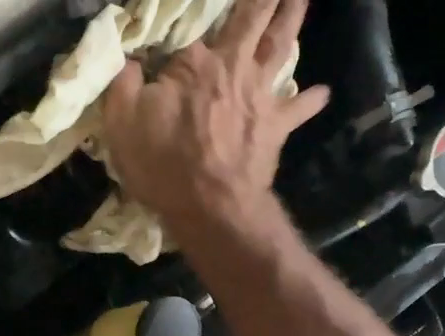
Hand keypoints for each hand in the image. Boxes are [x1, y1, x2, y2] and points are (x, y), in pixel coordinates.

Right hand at [101, 0, 328, 231]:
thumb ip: (122, 84)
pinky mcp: (276, 126)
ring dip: (292, 18)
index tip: (185, 15)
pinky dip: (311, 99)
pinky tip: (321, 92)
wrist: (212, 206)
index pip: (191, 27)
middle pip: (255, 17)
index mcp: (196, 62)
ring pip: (281, 46)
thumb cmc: (163, 164)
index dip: (189, 21)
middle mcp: (235, 67)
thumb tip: (128, 60)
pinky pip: (299, 107)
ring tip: (301, 1)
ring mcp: (260, 94)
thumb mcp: (122, 123)